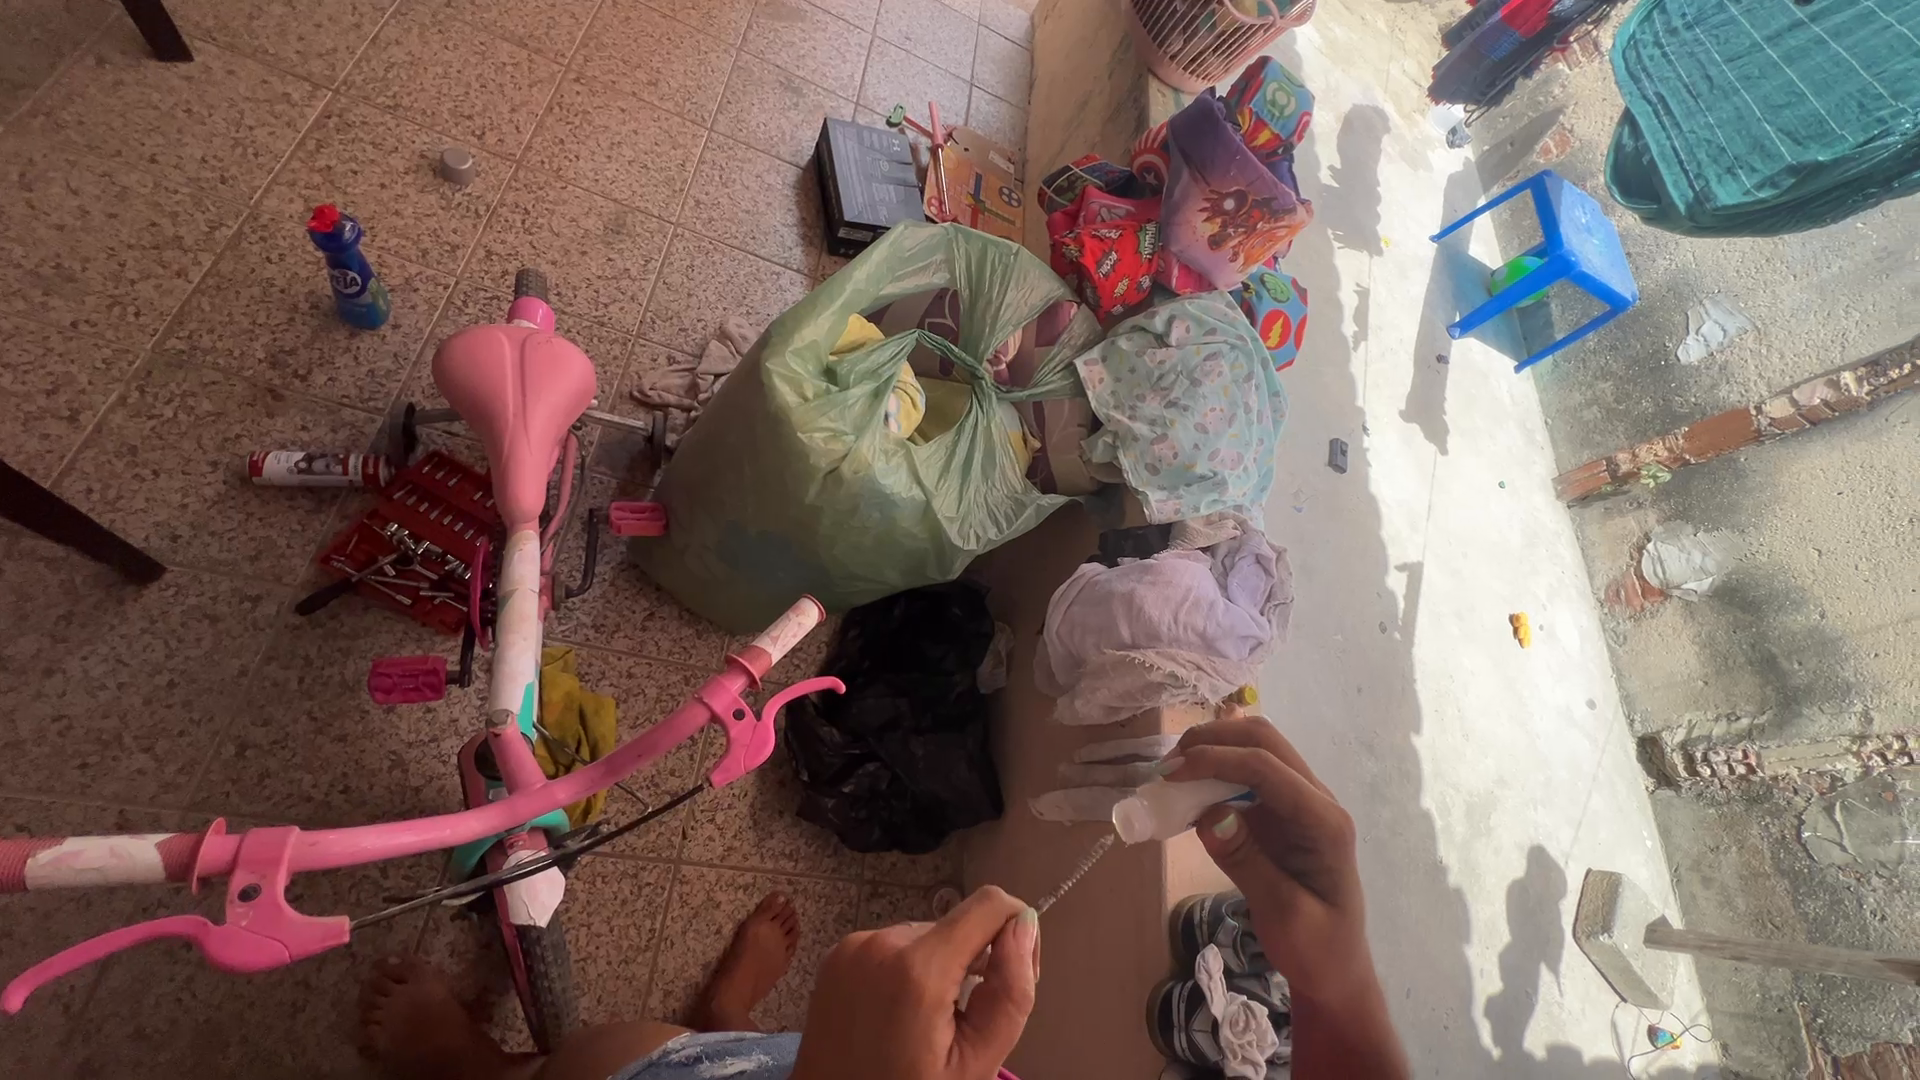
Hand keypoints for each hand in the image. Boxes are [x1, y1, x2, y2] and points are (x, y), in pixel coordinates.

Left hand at [790, 886, 1038, 1079]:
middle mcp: (882, 939)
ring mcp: (854, 944)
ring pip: (926, 935)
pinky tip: (894, 1014)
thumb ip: (1010, 992)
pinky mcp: (837, 952)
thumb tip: (1025, 923)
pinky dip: (905, 970)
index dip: (1016, 931)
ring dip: (938, 968)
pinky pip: (893, 944)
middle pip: (958, 925)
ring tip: (922, 1024)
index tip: (1010, 977)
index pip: (990, 904)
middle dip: (972, 964)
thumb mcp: (975, 1064)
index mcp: (918, 967)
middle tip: (960, 1024)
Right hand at [1166, 716, 1406, 1078]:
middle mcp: (1315, 799)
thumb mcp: (1283, 916)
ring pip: (1255, 745)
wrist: (1335, 970)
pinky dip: (1213, 769)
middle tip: (1168, 764)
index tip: (1171, 774)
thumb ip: (1247, 863)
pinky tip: (1186, 789)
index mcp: (1324, 822)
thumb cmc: (1316, 948)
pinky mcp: (1279, 807)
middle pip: (1263, 739)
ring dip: (1211, 747)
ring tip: (1172, 772)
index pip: (1266, 767)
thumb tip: (1209, 814)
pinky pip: (1246, 770)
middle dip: (1212, 740)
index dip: (1216, 760)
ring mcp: (1298, 800)